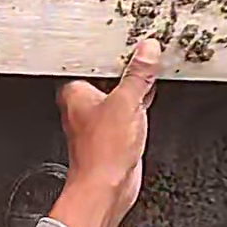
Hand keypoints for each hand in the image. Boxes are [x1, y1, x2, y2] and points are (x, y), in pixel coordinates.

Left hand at [50, 38, 161, 226]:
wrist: (107, 187)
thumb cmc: (102, 152)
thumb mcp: (127, 101)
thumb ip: (138, 74)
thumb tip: (147, 51)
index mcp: (75, 92)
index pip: (95, 60)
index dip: (114, 50)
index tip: (133, 39)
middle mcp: (82, 106)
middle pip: (108, 76)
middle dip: (127, 66)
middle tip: (147, 50)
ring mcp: (98, 120)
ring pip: (120, 93)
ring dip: (135, 85)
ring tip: (152, 68)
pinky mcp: (113, 133)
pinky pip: (129, 109)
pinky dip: (140, 102)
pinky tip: (151, 94)